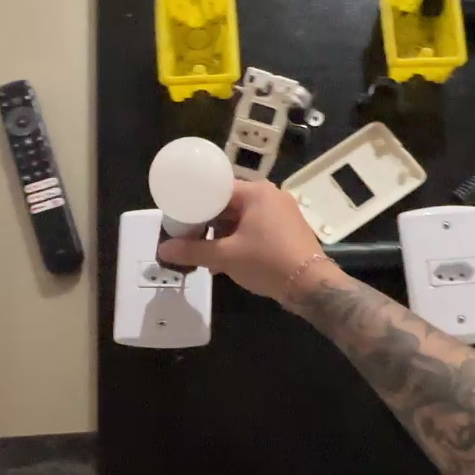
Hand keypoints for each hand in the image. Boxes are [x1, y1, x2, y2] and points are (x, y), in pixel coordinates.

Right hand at [158, 179, 341, 302]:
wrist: (310, 285)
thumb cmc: (267, 262)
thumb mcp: (225, 256)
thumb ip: (193, 251)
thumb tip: (163, 250)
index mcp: (256, 192)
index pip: (217, 189)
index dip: (195, 204)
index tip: (180, 219)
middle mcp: (271, 196)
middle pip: (229, 204)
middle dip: (209, 223)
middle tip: (190, 239)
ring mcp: (282, 213)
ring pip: (242, 219)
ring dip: (223, 235)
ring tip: (205, 254)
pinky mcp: (288, 230)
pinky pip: (256, 229)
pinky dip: (240, 241)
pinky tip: (227, 260)